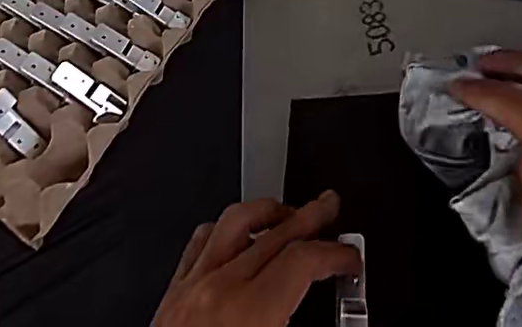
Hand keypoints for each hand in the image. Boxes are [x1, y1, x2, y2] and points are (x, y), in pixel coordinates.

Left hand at [152, 192, 361, 326]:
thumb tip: (338, 322)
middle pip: (276, 231)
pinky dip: (224, 230)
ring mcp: (192, 287)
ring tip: (287, 212)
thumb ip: (296, 326)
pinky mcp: (171, 295)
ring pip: (235, 221)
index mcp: (250, 315)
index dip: (336, 255)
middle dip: (311, 215)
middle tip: (330, 206)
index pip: (303, 260)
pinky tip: (236, 234)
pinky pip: (200, 242)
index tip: (350, 260)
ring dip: (268, 212)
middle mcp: (220, 290)